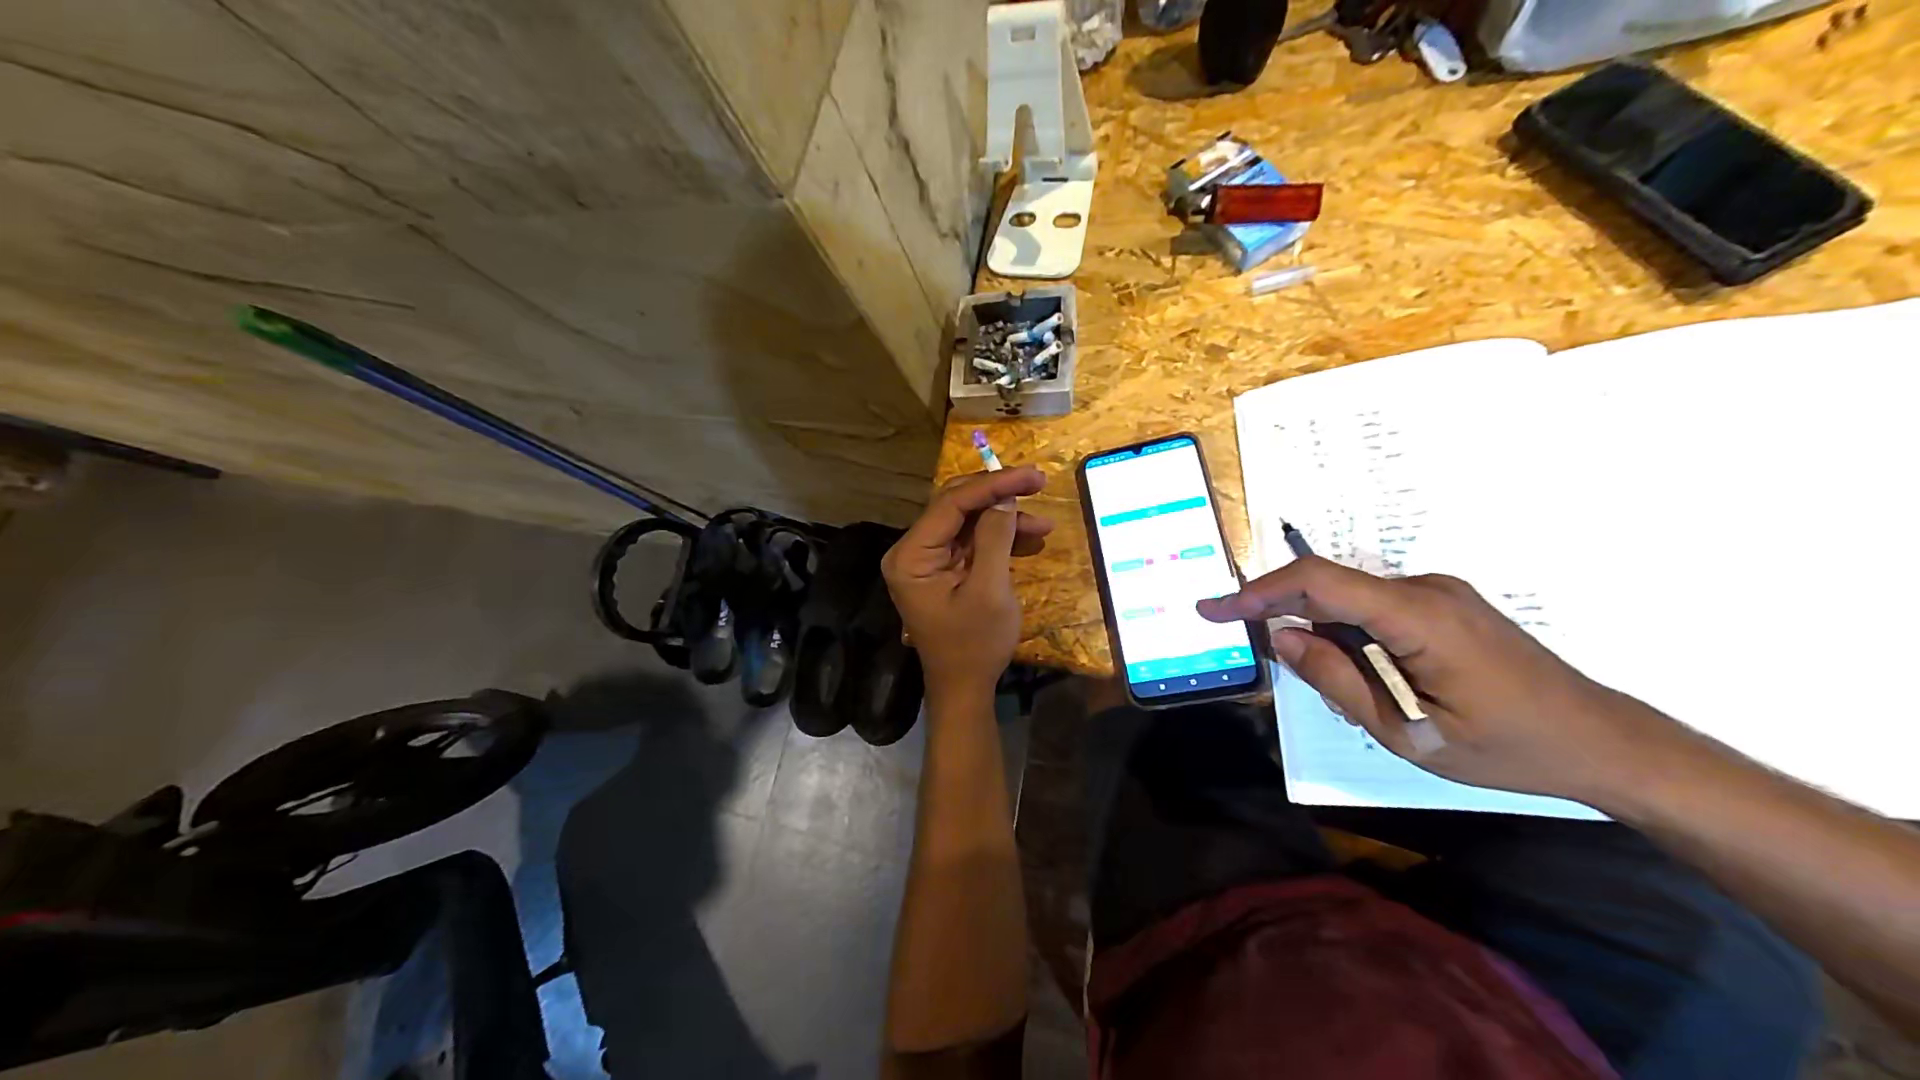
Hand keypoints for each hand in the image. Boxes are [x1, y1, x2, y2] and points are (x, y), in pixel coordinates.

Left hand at [882, 468, 1051, 697]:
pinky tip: (1031, 541)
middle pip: (956, 506)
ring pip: (967, 521)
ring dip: (1005, 519)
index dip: (992, 485)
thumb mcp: (989, 591)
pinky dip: (1000, 538)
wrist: (964, 688)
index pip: (950, 504)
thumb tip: (1004, 500)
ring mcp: (927, 560)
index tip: (1032, 476)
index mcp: (911, 556)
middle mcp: (912, 551)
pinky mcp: (944, 569)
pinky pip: (971, 542)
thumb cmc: (974, 645)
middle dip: (999, 495)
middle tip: (1039, 484)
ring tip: (1043, 526)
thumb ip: (994, 539)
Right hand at [1197, 556, 1694, 806]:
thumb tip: (1282, 637)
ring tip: (1309, 669)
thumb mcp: (1408, 731)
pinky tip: (1349, 663)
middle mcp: (1426, 589)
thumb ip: (1337, 680)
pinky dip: (1344, 626)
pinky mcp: (1446, 604)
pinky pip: (1376, 604)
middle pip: (1329, 584)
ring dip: (1314, 622)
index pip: (1318, 583)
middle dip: (1277, 605)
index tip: (1214, 607)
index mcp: (1418, 616)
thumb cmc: (1507, 748)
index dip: (1258, 590)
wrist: (1603, 741)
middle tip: (1241, 636)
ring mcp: (1439, 592)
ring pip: (1351, 595)